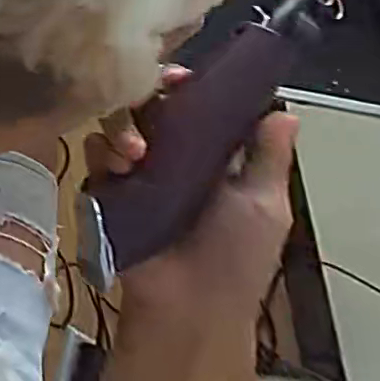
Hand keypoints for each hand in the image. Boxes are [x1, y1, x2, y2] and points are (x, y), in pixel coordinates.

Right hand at [83, 73, 297, 324]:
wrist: (189, 303)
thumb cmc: (235, 256)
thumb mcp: (264, 205)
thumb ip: (267, 157)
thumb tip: (285, 112)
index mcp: (207, 154)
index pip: (189, 105)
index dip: (181, 86)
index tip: (176, 77)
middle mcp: (167, 153)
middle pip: (146, 105)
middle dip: (145, 99)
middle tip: (149, 103)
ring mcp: (133, 167)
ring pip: (116, 121)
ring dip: (123, 128)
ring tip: (134, 154)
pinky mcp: (104, 182)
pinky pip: (94, 148)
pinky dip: (103, 152)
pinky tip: (119, 169)